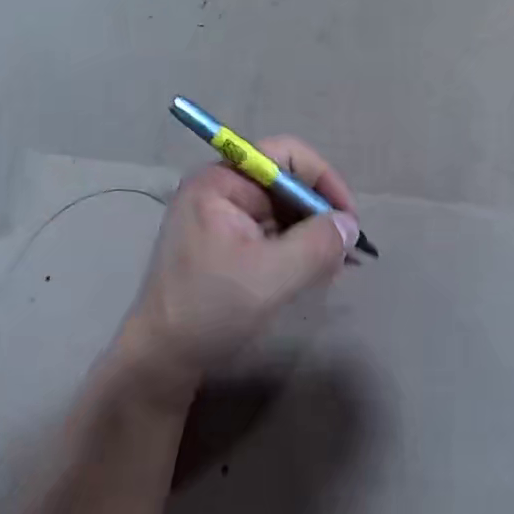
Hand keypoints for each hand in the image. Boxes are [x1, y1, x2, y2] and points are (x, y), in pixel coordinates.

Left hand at [117, 137, 360, 393]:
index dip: (324, 181)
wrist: (163, 356)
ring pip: (281, 213)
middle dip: (319, 216)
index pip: (285, 156)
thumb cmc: (211, 309)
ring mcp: (219, 219)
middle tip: (345, 254)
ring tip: (332, 269)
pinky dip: (294, 251)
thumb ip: (317, 244)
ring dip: (310, 237)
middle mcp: (218, 191)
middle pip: (285, 185)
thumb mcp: (272, 276)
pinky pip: (269, 235)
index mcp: (220, 183)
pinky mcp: (223, 246)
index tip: (348, 220)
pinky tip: (310, 275)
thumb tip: (350, 225)